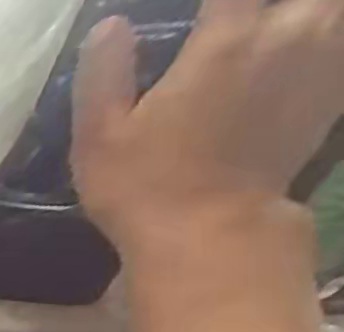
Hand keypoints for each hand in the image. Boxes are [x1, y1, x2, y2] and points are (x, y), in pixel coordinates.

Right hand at [73, 0, 343, 261]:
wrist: (208, 225)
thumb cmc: (139, 183)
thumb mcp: (97, 136)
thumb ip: (104, 75)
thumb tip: (109, 25)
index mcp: (226, 40)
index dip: (207, 3)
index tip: (190, 16)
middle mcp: (292, 30)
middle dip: (252, 10)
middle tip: (227, 25)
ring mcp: (327, 53)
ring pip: (322, 10)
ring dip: (291, 17)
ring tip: (262, 32)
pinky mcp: (337, 82)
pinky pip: (335, 38)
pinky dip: (314, 35)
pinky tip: (292, 49)